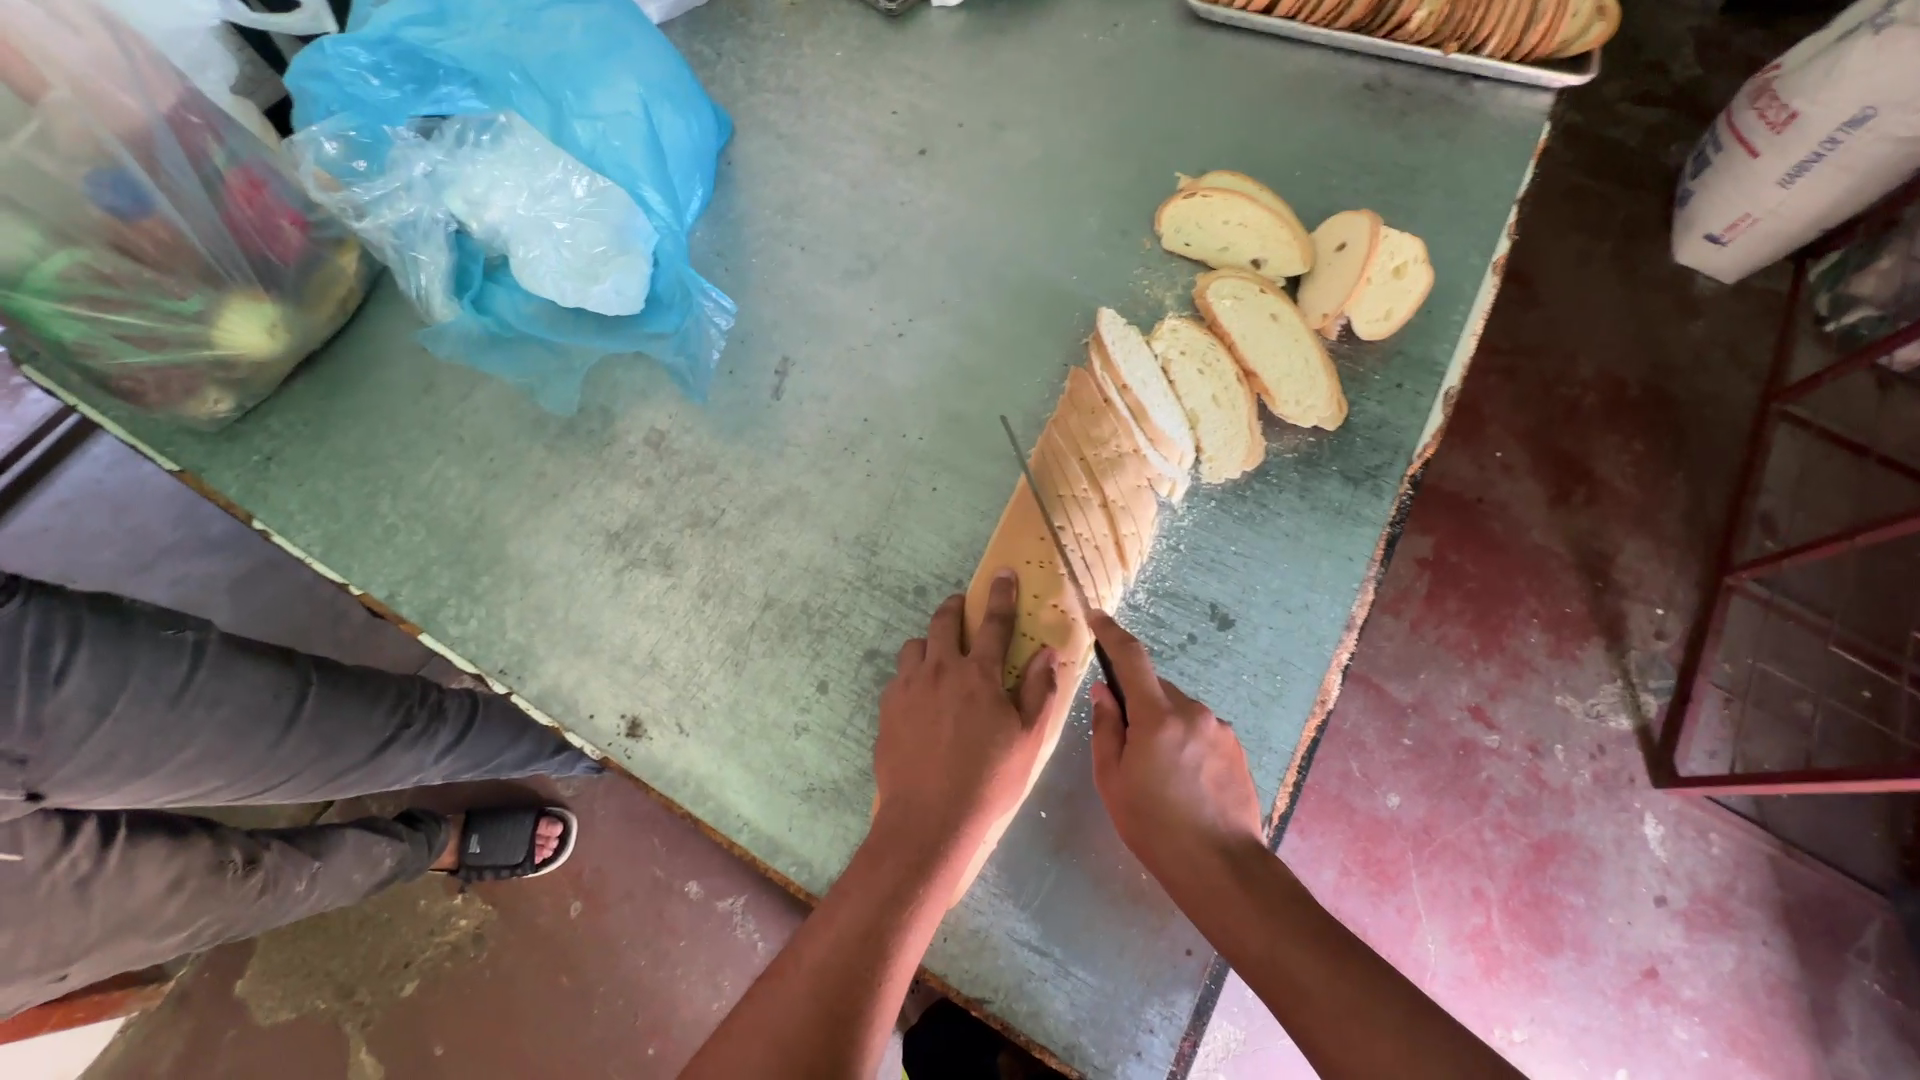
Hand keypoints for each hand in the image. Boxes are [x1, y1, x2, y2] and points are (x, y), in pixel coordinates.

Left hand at [872, 569, 1059, 848]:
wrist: (929, 821)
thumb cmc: (989, 782)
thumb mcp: (1028, 739)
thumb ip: (1038, 690)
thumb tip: (1045, 652)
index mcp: (978, 675)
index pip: (993, 623)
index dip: (1000, 595)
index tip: (1002, 573)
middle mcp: (939, 670)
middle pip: (943, 622)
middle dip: (955, 607)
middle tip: (962, 608)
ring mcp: (907, 688)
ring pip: (914, 646)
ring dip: (929, 643)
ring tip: (940, 658)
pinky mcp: (887, 710)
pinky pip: (899, 677)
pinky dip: (913, 674)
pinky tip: (921, 697)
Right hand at [1088, 612, 1265, 881]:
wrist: (1220, 866)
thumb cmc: (1153, 826)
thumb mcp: (1112, 780)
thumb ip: (1106, 728)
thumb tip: (1104, 692)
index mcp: (1157, 716)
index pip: (1132, 658)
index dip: (1111, 633)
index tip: (1096, 616)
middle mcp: (1193, 712)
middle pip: (1156, 689)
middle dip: (1138, 703)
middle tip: (1124, 744)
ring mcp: (1219, 729)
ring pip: (1178, 712)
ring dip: (1162, 726)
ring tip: (1157, 774)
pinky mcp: (1236, 749)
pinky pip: (1199, 731)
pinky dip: (1184, 742)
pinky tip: (1183, 782)